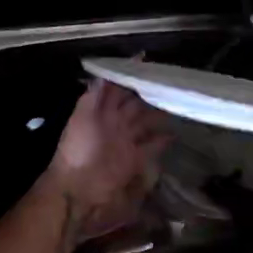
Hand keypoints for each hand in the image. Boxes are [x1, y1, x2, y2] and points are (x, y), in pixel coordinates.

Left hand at [47, 80, 167, 247]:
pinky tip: (174, 133)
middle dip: (147, 93)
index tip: (145, 61)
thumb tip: (105, 73)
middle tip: (167, 82)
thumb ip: (94, 97)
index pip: (116, 89)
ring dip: (158, 115)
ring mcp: (125, 142)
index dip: (127, 76)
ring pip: (144, 123)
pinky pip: (151, 147)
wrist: (77, 191)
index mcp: (100, 112)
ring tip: (175, 104)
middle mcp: (114, 124)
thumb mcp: (81, 119)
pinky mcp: (135, 160)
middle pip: (133, 105)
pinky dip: (162, 140)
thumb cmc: (77, 152)